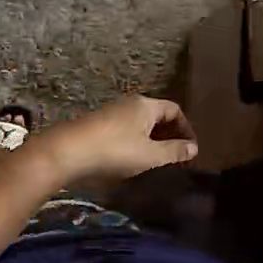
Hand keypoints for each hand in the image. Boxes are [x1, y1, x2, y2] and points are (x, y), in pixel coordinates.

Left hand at [21, 96, 198, 185]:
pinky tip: (130, 159)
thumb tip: (194, 148)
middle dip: (169, 134)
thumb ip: (174, 151)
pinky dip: (134, 141)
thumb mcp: (150, 155)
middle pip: (156, 115)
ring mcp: (111, 112)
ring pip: (139, 122)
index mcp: (146, 105)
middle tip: (175, 156)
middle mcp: (129, 103)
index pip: (174, 110)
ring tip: (155, 159)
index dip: (186, 128)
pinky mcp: (97, 124)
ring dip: (151, 139)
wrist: (68, 151)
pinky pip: (124, 129)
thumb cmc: (115, 151)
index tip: (190, 149)